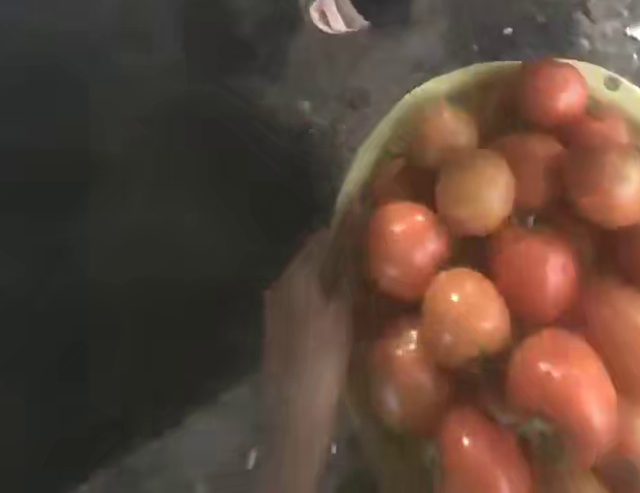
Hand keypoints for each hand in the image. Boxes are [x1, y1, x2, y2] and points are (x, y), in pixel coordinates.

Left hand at [258, 230, 353, 492]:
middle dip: (335, 249)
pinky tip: (335, 302)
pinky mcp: (276, 327)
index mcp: (296, 276)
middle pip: (310, 256)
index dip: (344, 228)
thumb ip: (347, 276)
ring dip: (326, 270)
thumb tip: (358, 244)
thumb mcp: (343, 315)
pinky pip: (299, 296)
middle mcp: (281, 284)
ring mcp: (275, 307)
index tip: (365, 223)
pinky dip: (317, 290)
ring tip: (354, 273)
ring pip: (305, 276)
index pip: (321, 238)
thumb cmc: (323, 360)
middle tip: (364, 249)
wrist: (294, 415)